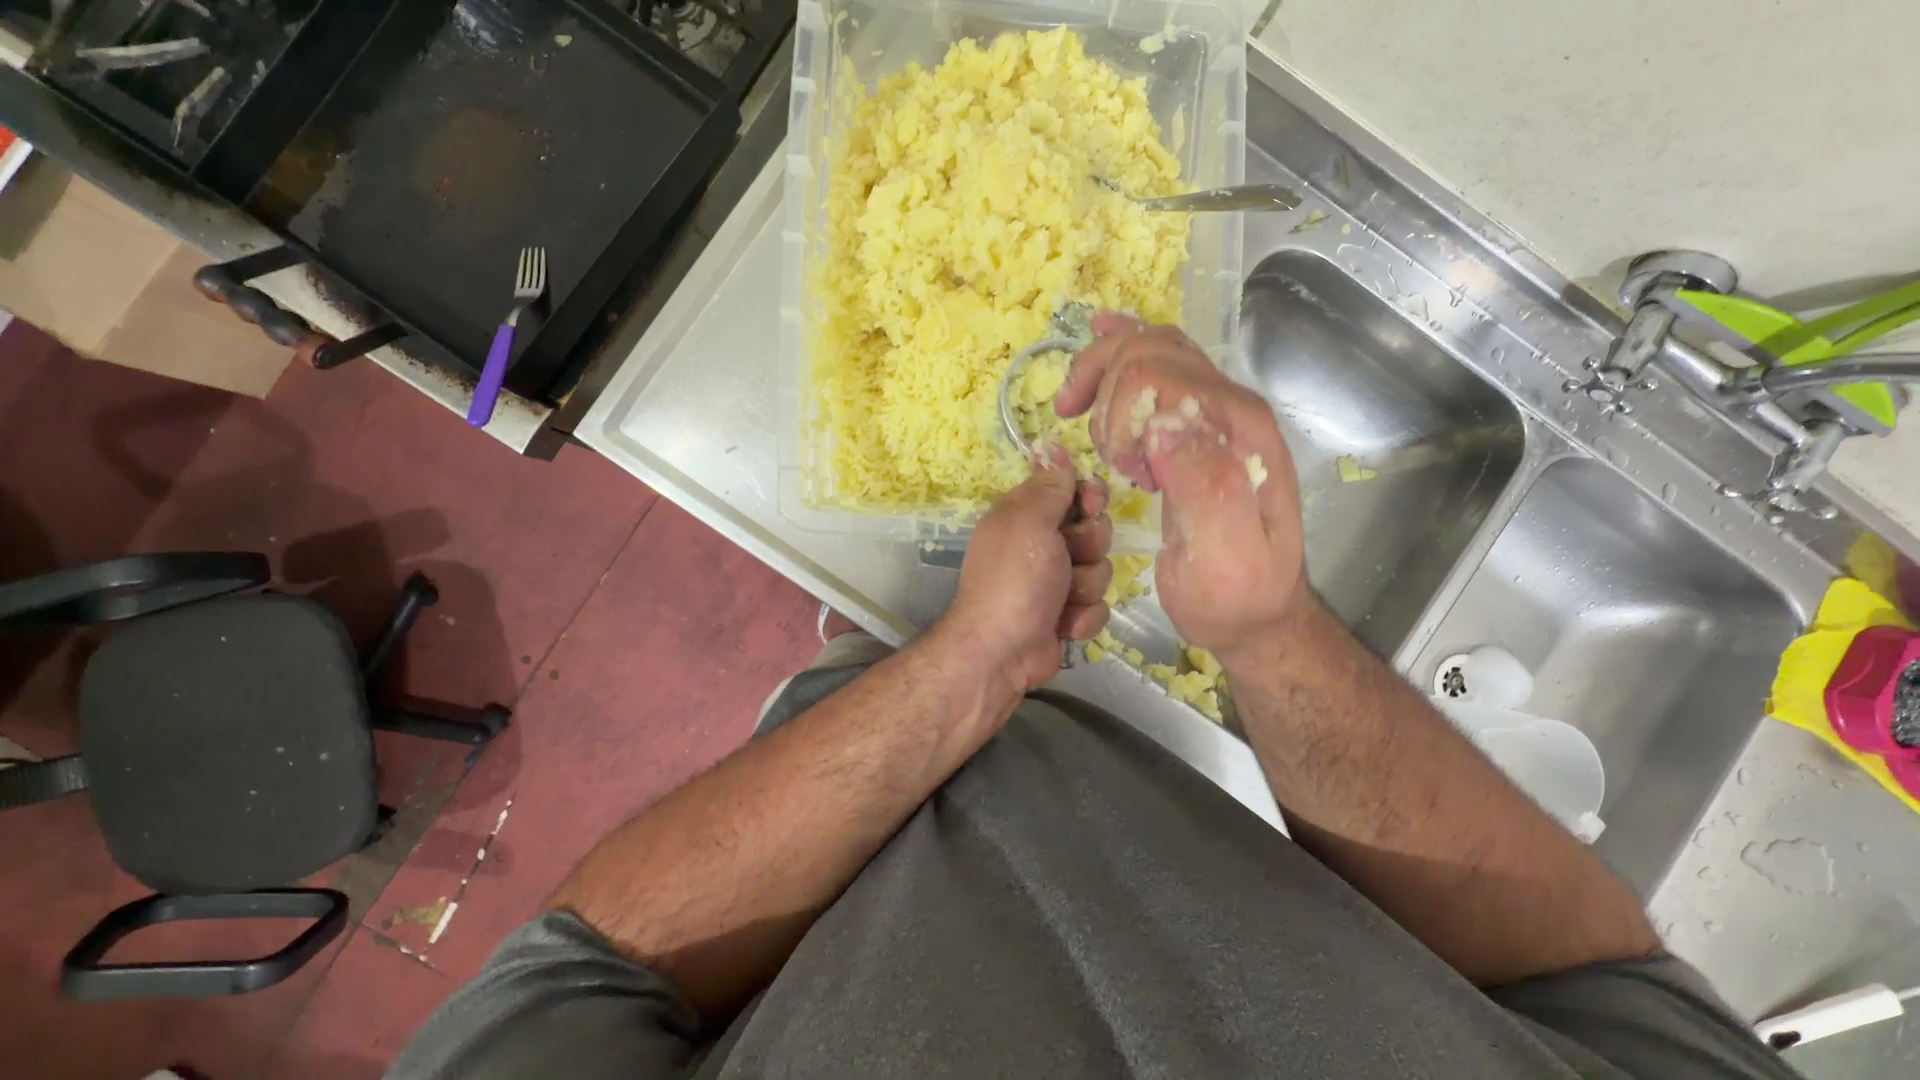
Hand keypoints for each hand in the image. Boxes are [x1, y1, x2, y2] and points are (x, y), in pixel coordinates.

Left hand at [941, 443, 1114, 696]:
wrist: (1002, 651)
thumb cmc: (1013, 581)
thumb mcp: (1030, 523)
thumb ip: (1050, 487)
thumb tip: (1051, 443)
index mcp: (1027, 515)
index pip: (1073, 490)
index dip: (1089, 498)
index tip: (1090, 506)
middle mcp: (1041, 545)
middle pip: (1096, 531)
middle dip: (1089, 548)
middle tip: (1066, 558)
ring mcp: (1055, 582)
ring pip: (1101, 571)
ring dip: (1084, 588)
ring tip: (1058, 600)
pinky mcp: (1067, 615)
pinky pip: (1098, 606)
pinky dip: (1082, 618)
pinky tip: (1061, 625)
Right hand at [1055, 313, 1305, 662]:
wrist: (1258, 614)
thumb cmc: (1236, 595)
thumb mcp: (1224, 556)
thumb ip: (1204, 485)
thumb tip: (1161, 424)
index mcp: (1236, 429)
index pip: (1157, 374)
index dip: (1120, 416)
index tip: (1127, 473)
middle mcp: (1230, 407)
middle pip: (1150, 350)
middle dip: (1106, 394)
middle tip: (1107, 457)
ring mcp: (1216, 412)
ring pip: (1151, 350)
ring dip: (1106, 379)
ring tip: (1102, 438)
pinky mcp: (1198, 425)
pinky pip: (1161, 363)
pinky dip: (1123, 348)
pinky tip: (1101, 331)